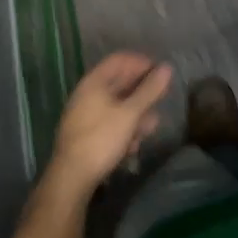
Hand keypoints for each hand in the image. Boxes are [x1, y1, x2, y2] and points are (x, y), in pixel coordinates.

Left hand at [49, 52, 172, 192]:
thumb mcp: (130, 114)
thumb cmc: (101, 139)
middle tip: (161, 98)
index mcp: (94, 82)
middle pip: (118, 83)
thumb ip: (149, 91)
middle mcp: (87, 94)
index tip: (161, 72)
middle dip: (142, 91)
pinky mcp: (86, 135)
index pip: (120, 60)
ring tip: (152, 126)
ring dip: (136, 113)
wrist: (71, 178)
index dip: (141, 63)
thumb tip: (167, 68)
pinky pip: (109, 123)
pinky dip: (124, 128)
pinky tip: (134, 144)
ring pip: (116, 106)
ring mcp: (85, 115)